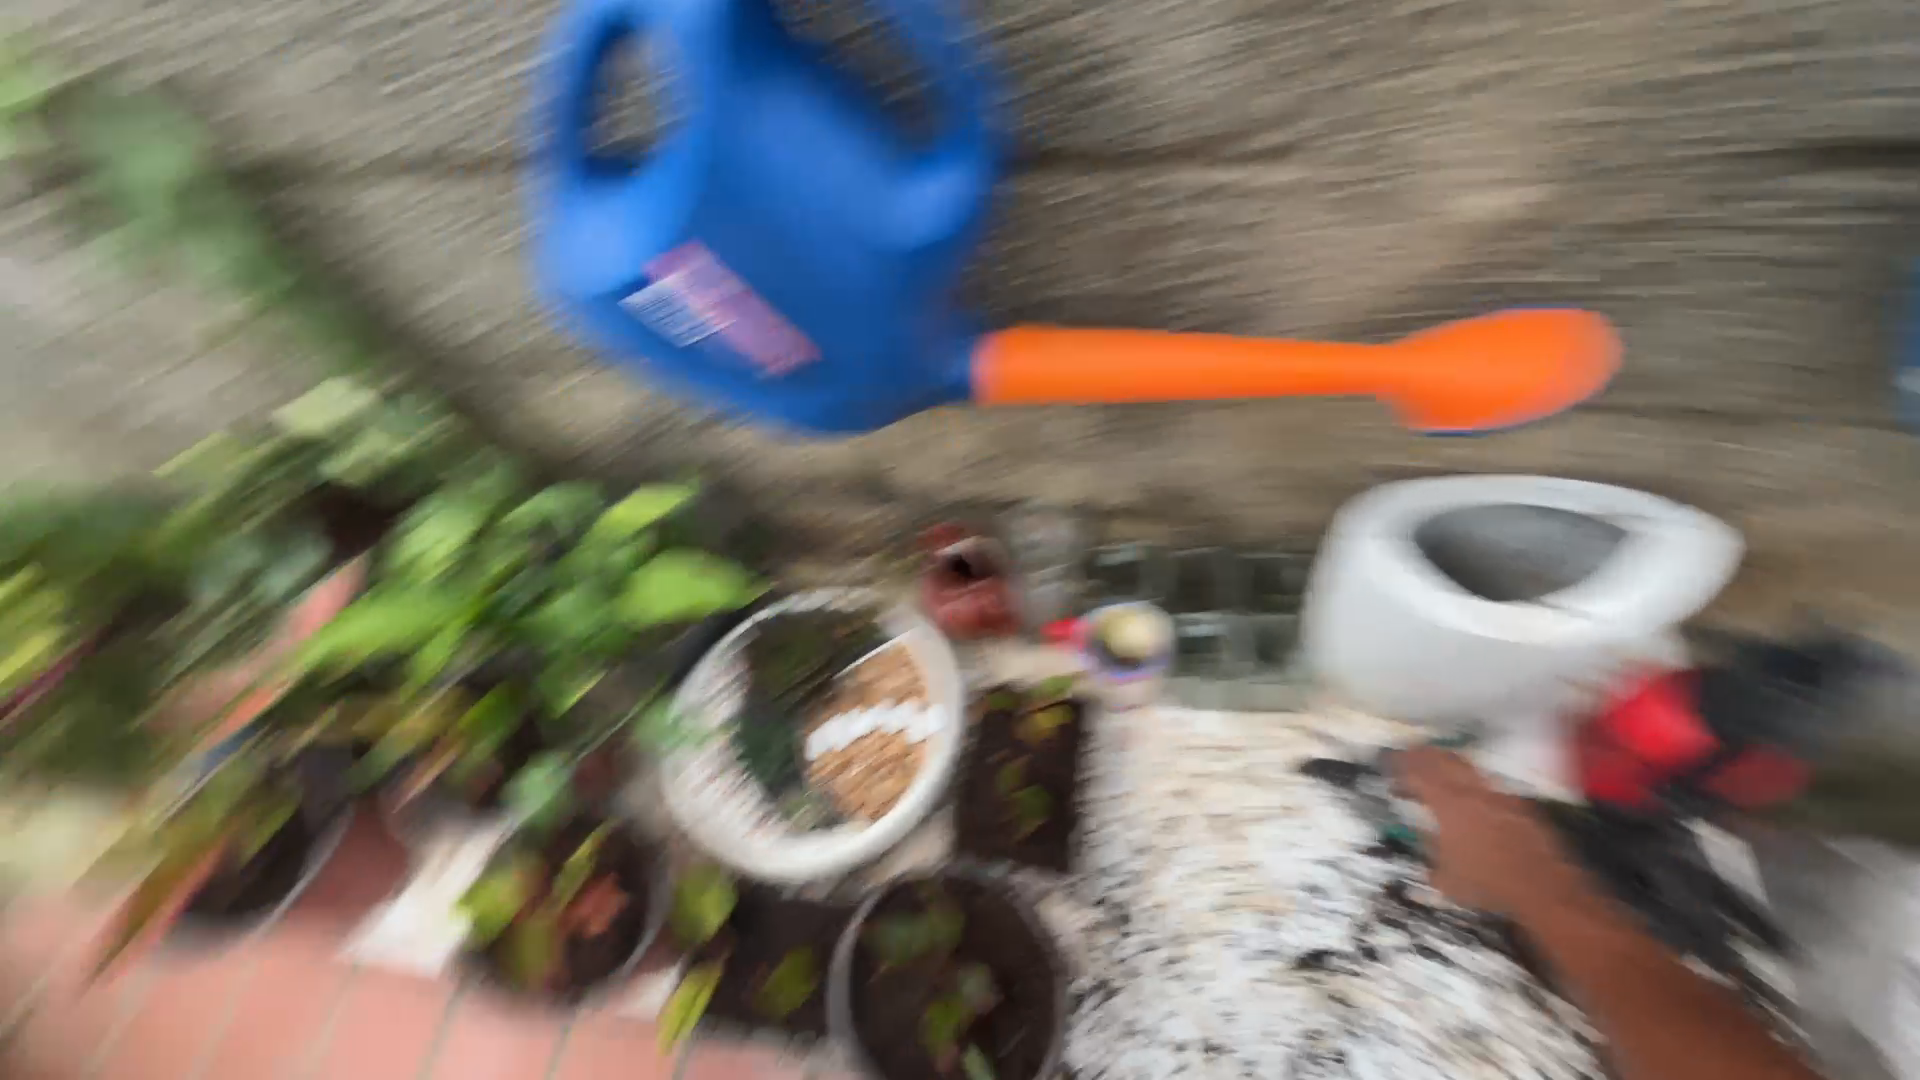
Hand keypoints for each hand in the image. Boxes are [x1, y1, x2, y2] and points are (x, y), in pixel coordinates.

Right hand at [1394, 748, 1591, 918]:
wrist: (1547, 893)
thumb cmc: (1489, 886)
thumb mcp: (1443, 874)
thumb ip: (1428, 847)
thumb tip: (1421, 836)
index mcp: (1447, 803)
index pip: (1415, 772)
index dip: (1399, 764)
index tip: (1388, 763)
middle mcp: (1472, 792)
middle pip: (1442, 757)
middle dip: (1422, 753)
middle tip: (1409, 754)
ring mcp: (1500, 796)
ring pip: (1468, 766)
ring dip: (1449, 763)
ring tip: (1438, 767)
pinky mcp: (1522, 806)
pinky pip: (1491, 784)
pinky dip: (1475, 783)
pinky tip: (1473, 796)